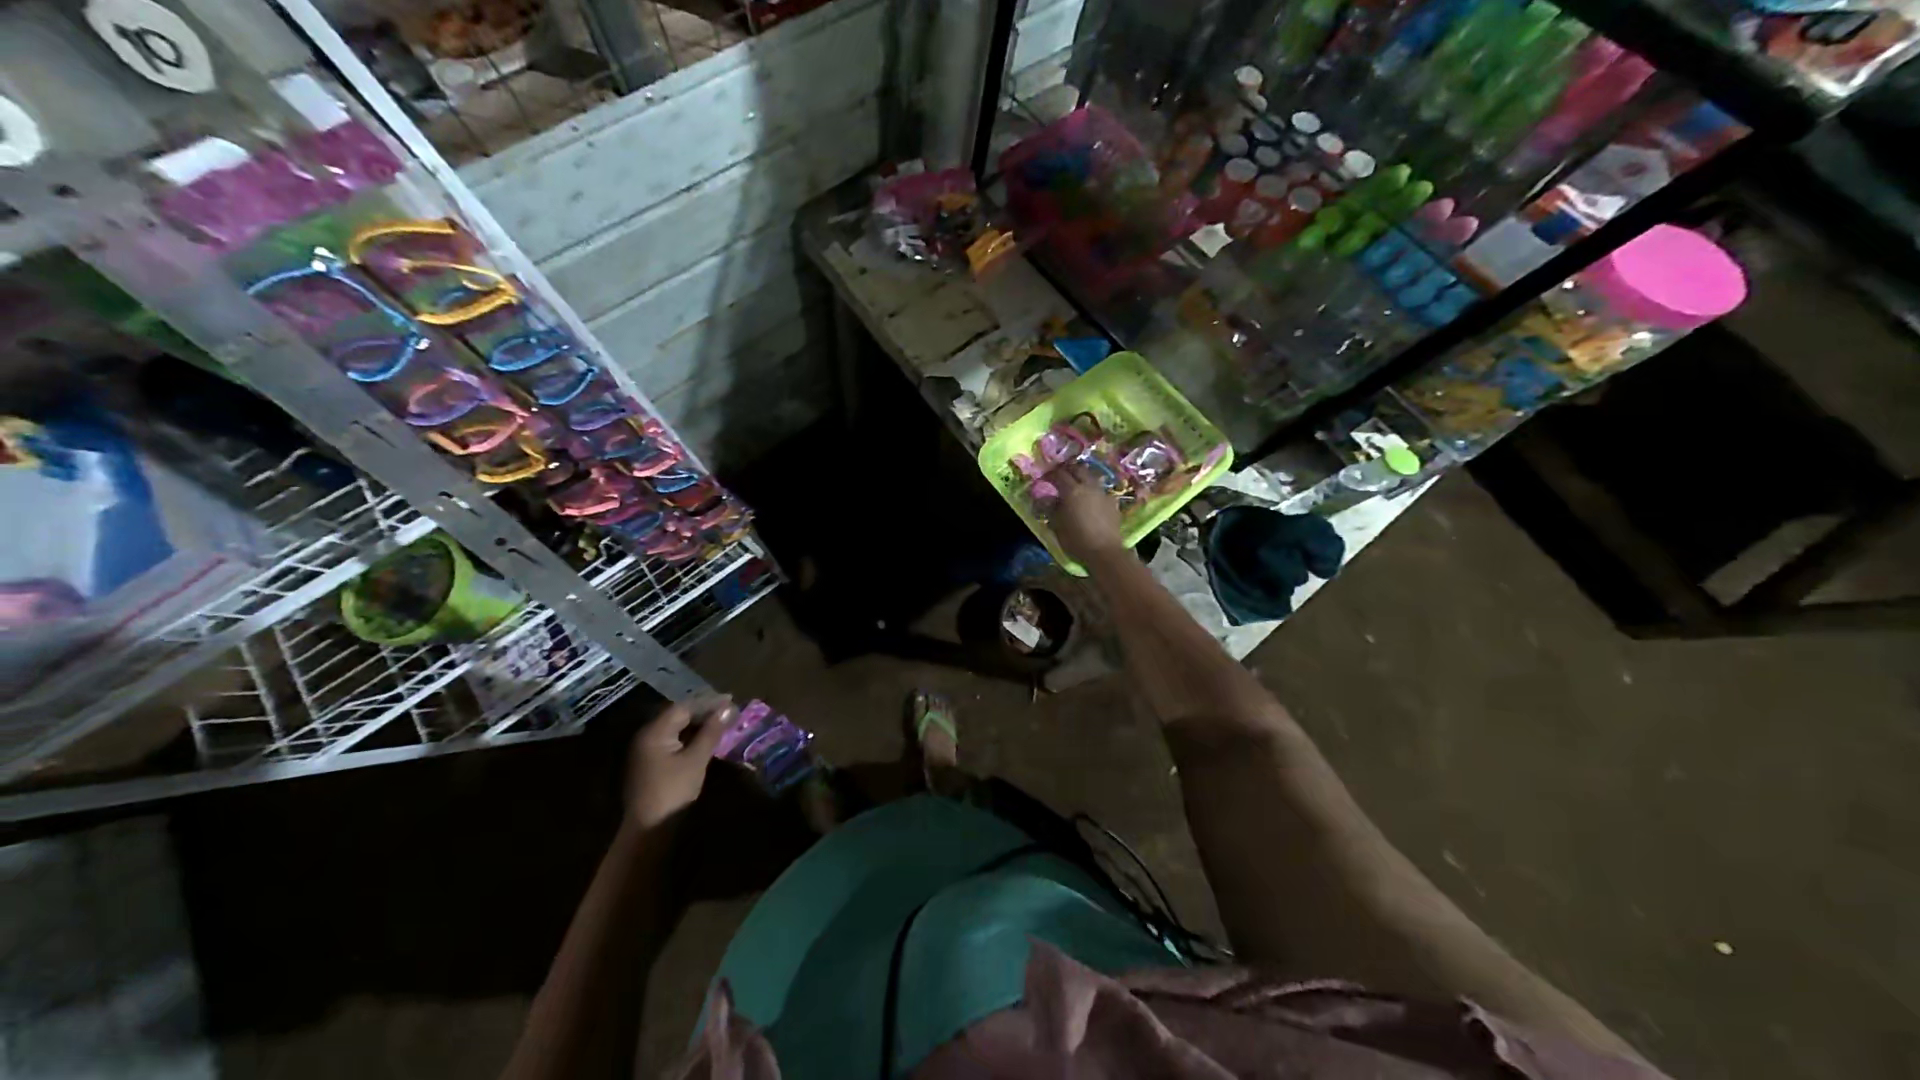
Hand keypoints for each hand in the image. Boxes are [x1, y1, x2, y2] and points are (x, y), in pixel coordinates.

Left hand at [625, 695, 734, 830]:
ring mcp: (646, 750)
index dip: (708, 702)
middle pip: (677, 715)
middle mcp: (646, 736)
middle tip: (729, 710)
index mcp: (654, 731)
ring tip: (721, 723)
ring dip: (698, 724)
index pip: (684, 707)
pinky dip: (690, 737)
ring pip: (675, 728)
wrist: (649, 829)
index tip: (732, 700)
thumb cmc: (673, 791)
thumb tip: (729, 707)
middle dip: (704, 711)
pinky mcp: (650, 763)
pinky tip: (705, 740)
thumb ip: (711, 731)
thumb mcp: (696, 759)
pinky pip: (672, 741)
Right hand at [1046, 465, 1124, 564]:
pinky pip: (1099, 489)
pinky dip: (1091, 490)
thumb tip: (1045, 498)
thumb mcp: (1057, 525)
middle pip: (1077, 469)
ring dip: (1081, 478)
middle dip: (1067, 470)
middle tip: (1059, 476)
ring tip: (1075, 486)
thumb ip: (1050, 508)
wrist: (1106, 552)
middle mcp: (1088, 486)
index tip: (1043, 479)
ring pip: (1091, 477)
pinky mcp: (1112, 502)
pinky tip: (1089, 499)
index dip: (1049, 474)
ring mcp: (1102, 493)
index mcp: (1072, 491)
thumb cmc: (1076, 540)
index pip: (1058, 474)